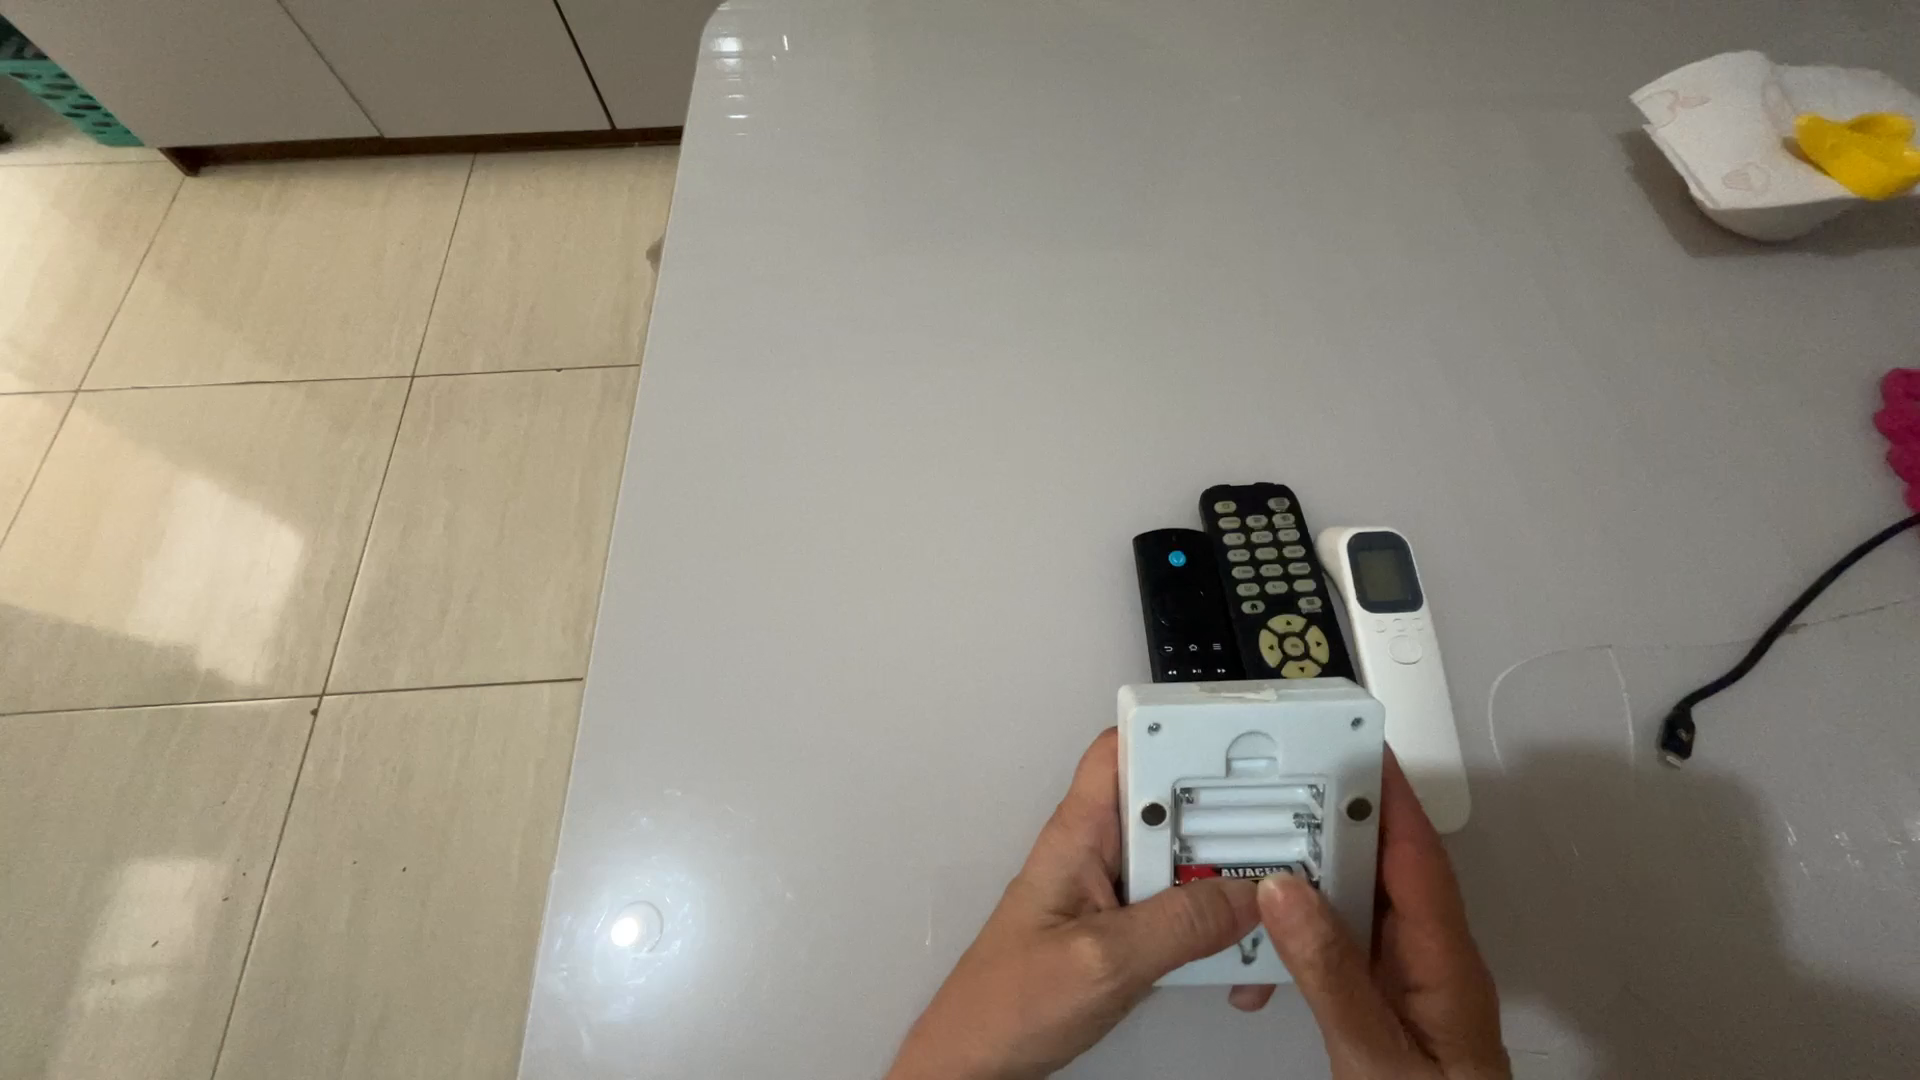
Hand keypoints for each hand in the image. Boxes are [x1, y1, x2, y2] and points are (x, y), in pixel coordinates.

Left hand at [885, 729, 1261, 1079]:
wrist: (980, 1055)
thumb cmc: (1008, 999)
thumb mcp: (1103, 960)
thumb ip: (1178, 925)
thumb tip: (1246, 897)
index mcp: (1078, 833)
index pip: (1120, 750)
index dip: (1172, 734)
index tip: (1231, 747)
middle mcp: (1096, 848)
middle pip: (1167, 805)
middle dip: (1222, 822)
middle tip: (1273, 846)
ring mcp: (1111, 886)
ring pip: (1181, 859)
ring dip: (1223, 886)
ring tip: (1255, 921)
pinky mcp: (1122, 921)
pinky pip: (1178, 904)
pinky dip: (1211, 925)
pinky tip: (1229, 958)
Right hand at [1230, 753, 1509, 1078]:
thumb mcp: (1376, 1057)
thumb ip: (1330, 975)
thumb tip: (1283, 891)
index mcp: (1445, 961)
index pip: (1417, 854)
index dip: (1388, 792)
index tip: (1355, 742)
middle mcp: (1427, 957)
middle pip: (1378, 862)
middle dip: (1327, 819)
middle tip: (1280, 781)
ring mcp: (1402, 974)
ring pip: (1348, 897)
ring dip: (1298, 878)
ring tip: (1249, 862)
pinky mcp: (1377, 990)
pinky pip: (1331, 935)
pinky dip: (1291, 931)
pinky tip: (1256, 952)